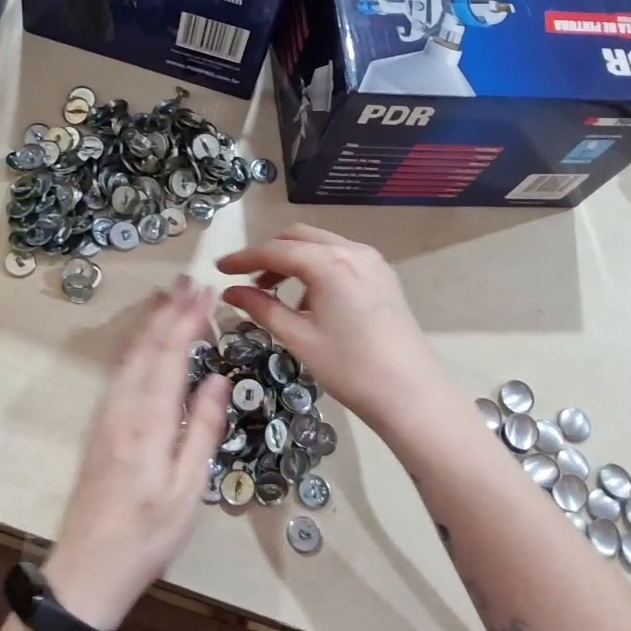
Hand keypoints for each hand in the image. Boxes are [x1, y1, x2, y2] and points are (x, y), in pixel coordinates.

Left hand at [45, 277, 229, 630]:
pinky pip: (120, 374)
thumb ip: (203, 431)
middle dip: (168, 312)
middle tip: (190, 282)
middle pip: (146, 349)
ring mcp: (107, 417)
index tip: (206, 293)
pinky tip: (143, 343)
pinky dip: (136, 348)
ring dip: (150, 325)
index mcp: (149, 423)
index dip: (187, 321)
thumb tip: (218, 378)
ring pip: (129, 358)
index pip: (170, 357)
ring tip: (168, 298)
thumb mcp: (188, 490)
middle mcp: (123, 410)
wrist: (87, 569)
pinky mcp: (101, 428)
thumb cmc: (147, 536)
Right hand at [216, 225, 443, 430]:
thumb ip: (262, 308)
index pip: (275, 250)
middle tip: (246, 281)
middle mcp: (352, 251)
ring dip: (293, 260)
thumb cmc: (350, 368)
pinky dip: (317, 268)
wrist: (411, 393)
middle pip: (298, 237)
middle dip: (268, 254)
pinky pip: (340, 258)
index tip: (219, 269)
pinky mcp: (383, 276)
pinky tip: (309, 301)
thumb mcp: (299, 338)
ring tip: (274, 294)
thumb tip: (230, 293)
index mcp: (329, 263)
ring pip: (321, 245)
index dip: (243, 258)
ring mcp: (372, 262)